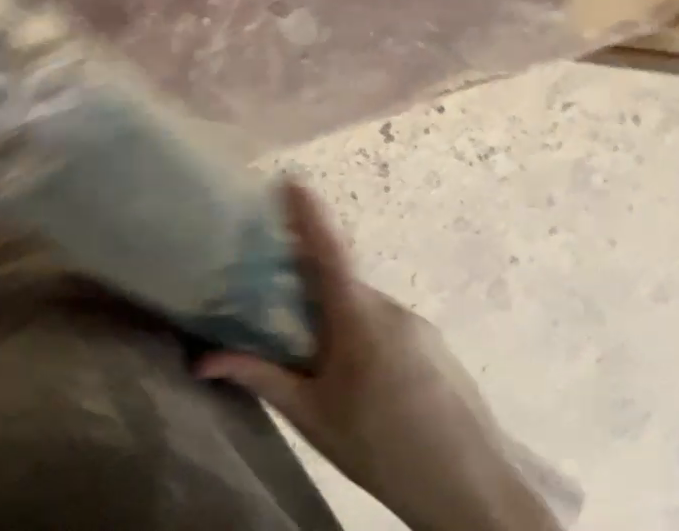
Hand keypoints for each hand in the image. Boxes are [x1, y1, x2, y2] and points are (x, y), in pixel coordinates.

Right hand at [198, 182, 571, 530]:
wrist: (477, 500)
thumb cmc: (382, 451)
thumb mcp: (311, 415)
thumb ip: (258, 376)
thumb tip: (200, 361)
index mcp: (357, 318)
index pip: (327, 251)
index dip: (307, 214)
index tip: (290, 180)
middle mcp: (392, 310)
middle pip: (340, 282)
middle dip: (308, 285)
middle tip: (276, 305)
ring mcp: (421, 330)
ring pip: (364, 307)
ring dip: (337, 317)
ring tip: (318, 361)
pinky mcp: (439, 351)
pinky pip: (388, 325)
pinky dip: (364, 334)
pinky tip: (361, 381)